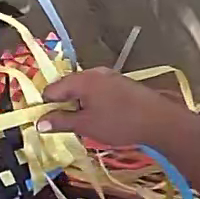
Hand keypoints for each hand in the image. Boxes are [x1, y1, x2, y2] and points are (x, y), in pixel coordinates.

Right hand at [39, 67, 199, 146]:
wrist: (161, 121)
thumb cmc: (119, 123)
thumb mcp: (86, 125)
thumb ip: (60, 122)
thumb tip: (39, 122)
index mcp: (81, 80)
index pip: (52, 89)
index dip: (46, 105)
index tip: (47, 122)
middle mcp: (94, 73)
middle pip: (68, 87)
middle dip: (63, 105)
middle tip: (67, 125)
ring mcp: (110, 76)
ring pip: (84, 90)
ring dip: (80, 105)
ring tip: (86, 124)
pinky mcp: (122, 84)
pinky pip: (99, 91)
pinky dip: (94, 103)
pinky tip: (102, 118)